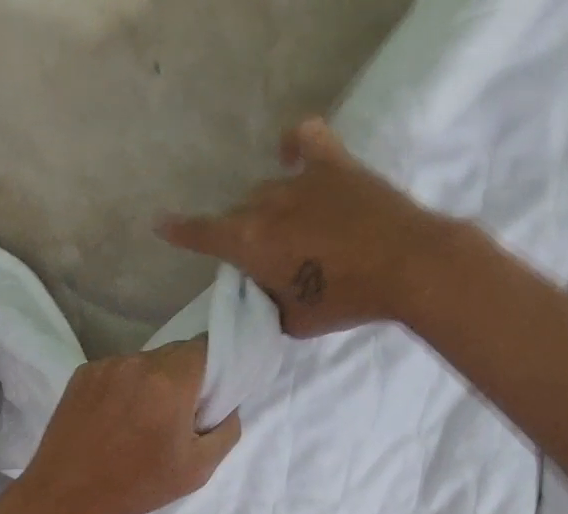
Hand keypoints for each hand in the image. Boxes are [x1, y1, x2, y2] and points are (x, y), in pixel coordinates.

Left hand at [18, 338, 241, 513]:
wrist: (65, 496)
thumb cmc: (135, 486)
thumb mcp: (197, 470)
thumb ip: (226, 431)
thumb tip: (226, 406)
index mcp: (169, 382)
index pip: (207, 347)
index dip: (215, 368)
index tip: (210, 397)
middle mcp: (136, 362)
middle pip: (175, 354)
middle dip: (183, 379)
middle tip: (176, 417)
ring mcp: (105, 366)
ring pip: (144, 364)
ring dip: (151, 384)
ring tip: (140, 422)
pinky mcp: (81, 374)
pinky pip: (117, 371)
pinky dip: (123, 389)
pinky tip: (113, 420)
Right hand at [157, 118, 453, 337]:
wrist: (407, 266)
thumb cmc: (345, 301)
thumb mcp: (292, 320)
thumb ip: (268, 299)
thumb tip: (267, 286)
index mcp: (248, 241)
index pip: (200, 233)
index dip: (178, 231)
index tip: (160, 223)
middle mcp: (265, 204)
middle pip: (239, 214)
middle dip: (244, 236)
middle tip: (269, 262)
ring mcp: (300, 179)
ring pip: (267, 189)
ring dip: (270, 209)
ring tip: (292, 229)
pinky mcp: (335, 165)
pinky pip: (306, 139)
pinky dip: (294, 144)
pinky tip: (292, 153)